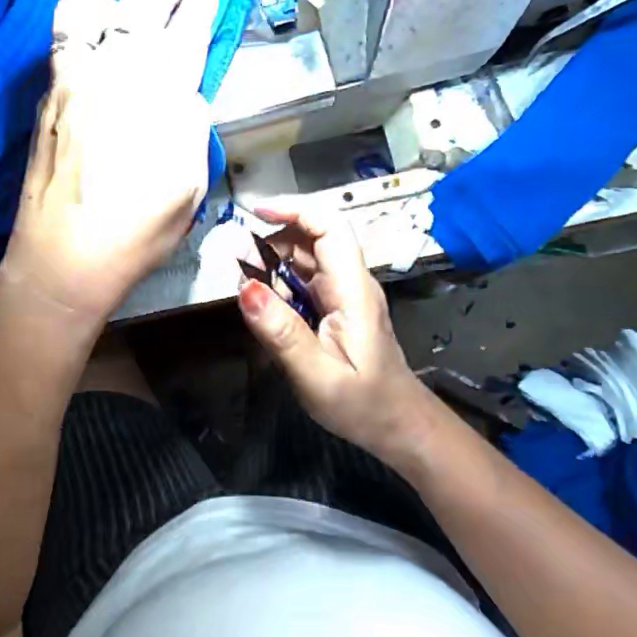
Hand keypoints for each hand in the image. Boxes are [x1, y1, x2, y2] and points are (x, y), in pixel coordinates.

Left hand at [0, 0, 219, 321]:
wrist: (65, 257)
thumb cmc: (138, 232)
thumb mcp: (190, 185)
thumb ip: (192, 128)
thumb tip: (184, 97)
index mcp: (160, 95)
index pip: (185, 32)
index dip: (200, 5)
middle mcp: (114, 73)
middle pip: (139, 8)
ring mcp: (72, 81)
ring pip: (89, 11)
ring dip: (115, 3)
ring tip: (125, 17)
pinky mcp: (45, 98)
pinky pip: (62, 42)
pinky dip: (82, 29)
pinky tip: (93, 49)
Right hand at [236, 203, 437, 461]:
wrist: (397, 426)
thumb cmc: (363, 405)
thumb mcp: (316, 376)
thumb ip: (281, 333)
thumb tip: (245, 288)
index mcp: (352, 290)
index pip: (330, 227)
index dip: (294, 210)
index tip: (253, 212)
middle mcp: (350, 282)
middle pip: (313, 236)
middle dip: (272, 240)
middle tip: (239, 269)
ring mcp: (343, 294)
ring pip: (306, 256)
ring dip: (272, 262)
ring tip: (247, 288)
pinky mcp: (335, 307)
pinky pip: (304, 279)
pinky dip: (279, 282)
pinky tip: (265, 305)